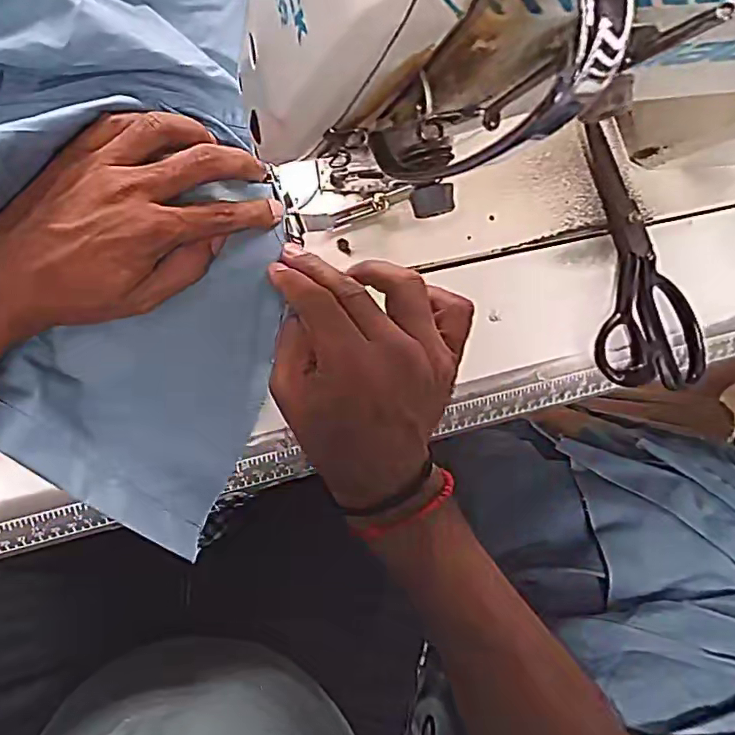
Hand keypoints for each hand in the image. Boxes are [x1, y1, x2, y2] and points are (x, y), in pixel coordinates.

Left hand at [0, 111, 279, 375]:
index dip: (250, 211)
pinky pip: (120, 121)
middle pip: (201, 161)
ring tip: (211, 141)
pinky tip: (159, 129)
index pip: (216, 214)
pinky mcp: (78, 152)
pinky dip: (148, 120)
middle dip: (239, 163)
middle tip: (253, 169)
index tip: (268, 208)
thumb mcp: (137, 300)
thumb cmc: (71, 294)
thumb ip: (184, 269)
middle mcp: (131, 188)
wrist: (8, 278)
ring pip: (163, 129)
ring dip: (197, 131)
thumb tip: (214, 241)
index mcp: (148, 230)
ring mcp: (103, 164)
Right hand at [267, 247, 473, 510]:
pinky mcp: (447, 358)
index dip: (294, 279)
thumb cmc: (337, 441)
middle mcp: (393, 353)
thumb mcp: (289, 395)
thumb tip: (297, 306)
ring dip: (372, 271)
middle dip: (318, 269)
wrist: (381, 473)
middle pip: (352, 289)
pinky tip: (405, 298)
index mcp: (349, 364)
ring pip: (404, 284)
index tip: (282, 269)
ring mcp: (426, 353)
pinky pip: (452, 308)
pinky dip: (429, 294)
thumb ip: (288, 344)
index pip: (318, 300)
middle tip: (301, 261)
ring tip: (352, 274)